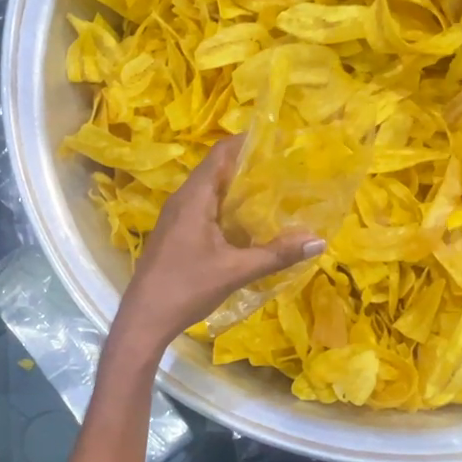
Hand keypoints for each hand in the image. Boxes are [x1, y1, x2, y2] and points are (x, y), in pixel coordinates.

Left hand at [111, 136, 323, 350]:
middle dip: (251, 169)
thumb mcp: (235, 271)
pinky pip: (206, 212)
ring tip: (276, 196)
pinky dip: (228, 213)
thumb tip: (317, 240)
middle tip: (287, 171)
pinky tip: (249, 228)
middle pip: (219, 171)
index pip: (222, 153)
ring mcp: (177, 218)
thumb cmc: (186, 288)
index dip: (250, 142)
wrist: (144, 319)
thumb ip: (276, 254)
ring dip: (240, 193)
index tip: (280, 142)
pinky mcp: (176, 235)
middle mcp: (183, 200)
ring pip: (212, 193)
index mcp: (194, 197)